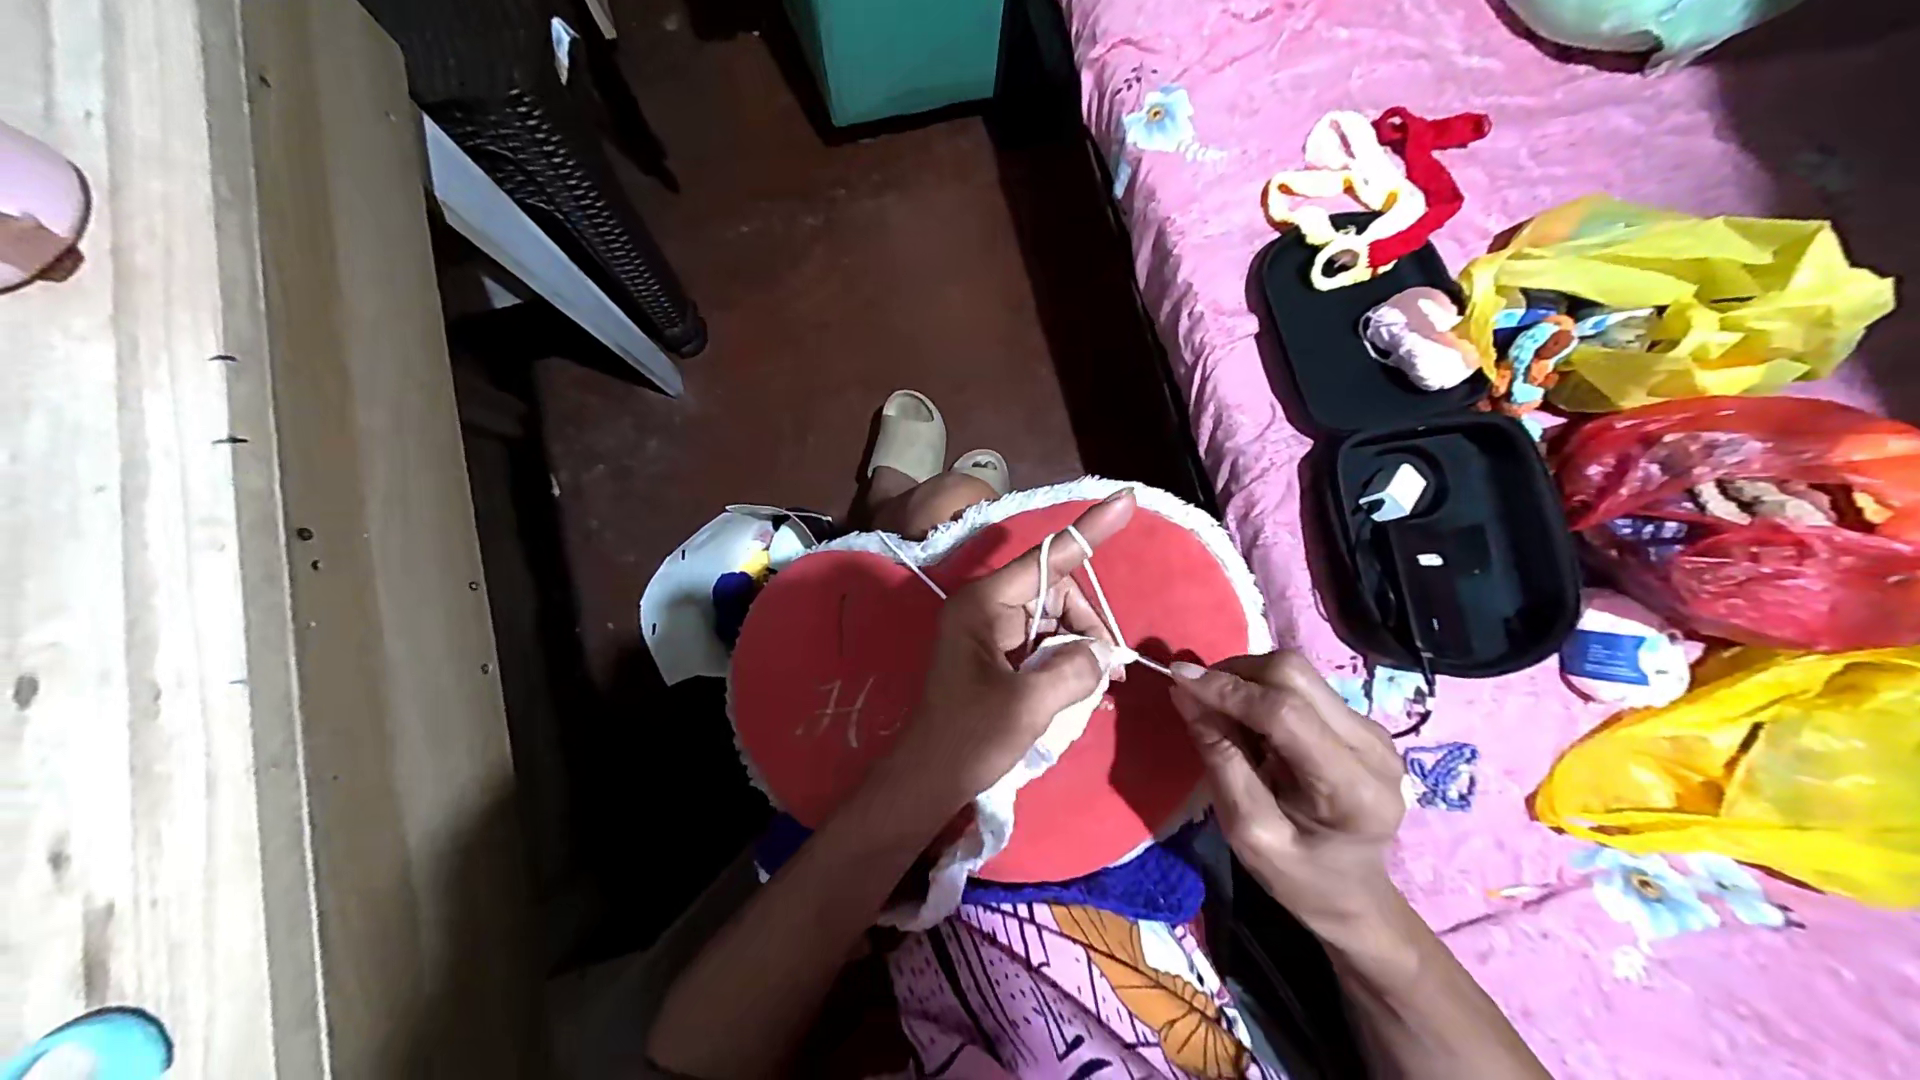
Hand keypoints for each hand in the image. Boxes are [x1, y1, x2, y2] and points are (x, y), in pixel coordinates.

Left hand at [880, 490, 1136, 815]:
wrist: (929, 779)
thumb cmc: (969, 738)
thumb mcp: (1029, 705)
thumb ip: (1074, 669)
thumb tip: (1101, 654)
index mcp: (984, 604)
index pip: (1046, 559)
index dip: (1088, 532)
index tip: (1125, 500)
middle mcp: (985, 607)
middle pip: (1056, 592)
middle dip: (1088, 624)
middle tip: (1111, 669)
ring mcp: (989, 629)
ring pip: (1054, 619)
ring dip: (1081, 646)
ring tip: (1099, 686)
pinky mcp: (995, 653)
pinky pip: (1043, 642)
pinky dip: (1067, 660)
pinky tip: (1086, 689)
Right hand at [1171, 652, 1407, 932]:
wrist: (1352, 894)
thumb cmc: (1297, 875)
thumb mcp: (1246, 829)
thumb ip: (1220, 757)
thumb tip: (1185, 692)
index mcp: (1351, 788)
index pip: (1284, 712)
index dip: (1226, 688)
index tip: (1177, 676)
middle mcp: (1373, 747)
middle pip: (1294, 675)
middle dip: (1235, 674)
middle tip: (1198, 695)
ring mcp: (1372, 730)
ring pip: (1297, 672)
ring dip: (1247, 679)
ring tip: (1222, 711)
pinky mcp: (1361, 722)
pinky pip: (1302, 685)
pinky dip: (1263, 690)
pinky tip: (1250, 721)